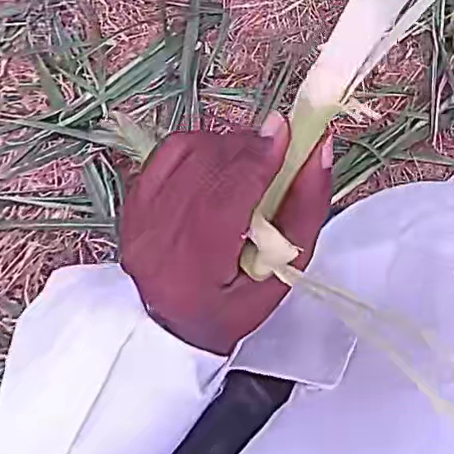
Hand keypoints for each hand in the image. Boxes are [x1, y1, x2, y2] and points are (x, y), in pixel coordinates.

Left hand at [120, 116, 331, 354]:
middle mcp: (158, 237)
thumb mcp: (283, 271)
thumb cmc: (233, 302)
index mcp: (196, 268)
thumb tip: (319, 150)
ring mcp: (140, 213)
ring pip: (190, 150)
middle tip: (276, 148)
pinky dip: (202, 143)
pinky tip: (219, 157)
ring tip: (248, 160)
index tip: (286, 132)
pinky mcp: (134, 195)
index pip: (225, 199)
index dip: (257, 160)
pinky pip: (172, 148)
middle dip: (248, 147)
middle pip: (207, 167)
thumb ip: (307, 209)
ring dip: (227, 144)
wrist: (168, 320)